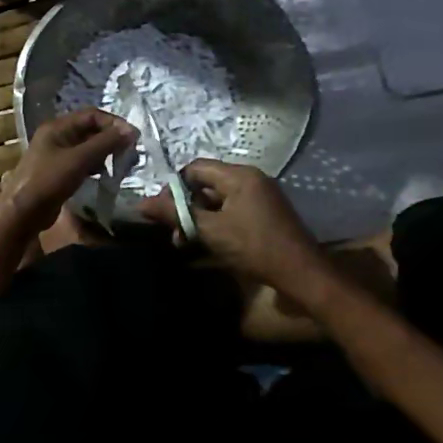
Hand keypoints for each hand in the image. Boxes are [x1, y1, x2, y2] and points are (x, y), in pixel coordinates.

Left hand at [1, 108, 136, 233]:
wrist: (23, 212)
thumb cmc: (48, 180)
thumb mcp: (79, 159)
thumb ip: (105, 143)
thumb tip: (131, 131)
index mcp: (57, 127)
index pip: (92, 115)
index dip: (113, 123)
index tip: (133, 137)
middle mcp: (56, 137)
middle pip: (90, 130)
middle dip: (110, 138)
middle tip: (129, 151)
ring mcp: (56, 154)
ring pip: (87, 147)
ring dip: (105, 152)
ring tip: (121, 163)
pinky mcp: (59, 172)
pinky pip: (82, 162)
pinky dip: (96, 165)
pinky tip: (105, 174)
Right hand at [139, 159, 326, 288]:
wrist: (301, 274)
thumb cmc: (254, 247)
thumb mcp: (210, 230)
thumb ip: (175, 214)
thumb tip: (140, 204)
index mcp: (239, 176)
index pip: (195, 168)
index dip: (174, 188)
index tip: (163, 212)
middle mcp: (251, 179)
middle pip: (205, 184)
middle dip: (185, 207)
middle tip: (173, 232)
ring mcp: (260, 196)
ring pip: (217, 200)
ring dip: (198, 219)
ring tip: (185, 243)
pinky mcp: (264, 213)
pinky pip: (231, 210)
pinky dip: (215, 223)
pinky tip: (206, 244)